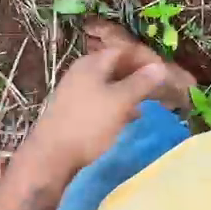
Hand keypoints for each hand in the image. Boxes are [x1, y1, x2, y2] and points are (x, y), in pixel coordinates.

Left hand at [16, 48, 172, 174]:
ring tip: (144, 104)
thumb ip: (141, 82)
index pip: (124, 50)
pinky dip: (115, 105)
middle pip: (115, 66)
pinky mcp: (71, 110)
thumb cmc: (88, 123)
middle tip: (155, 89)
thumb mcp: (120, 101)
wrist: (48, 158)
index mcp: (93, 62)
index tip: (161, 73)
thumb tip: (160, 66)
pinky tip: (126, 118)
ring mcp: (74, 91)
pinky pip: (100, 99)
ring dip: (127, 92)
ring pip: (108, 85)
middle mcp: (82, 71)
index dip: (144, 59)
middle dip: (137, 76)